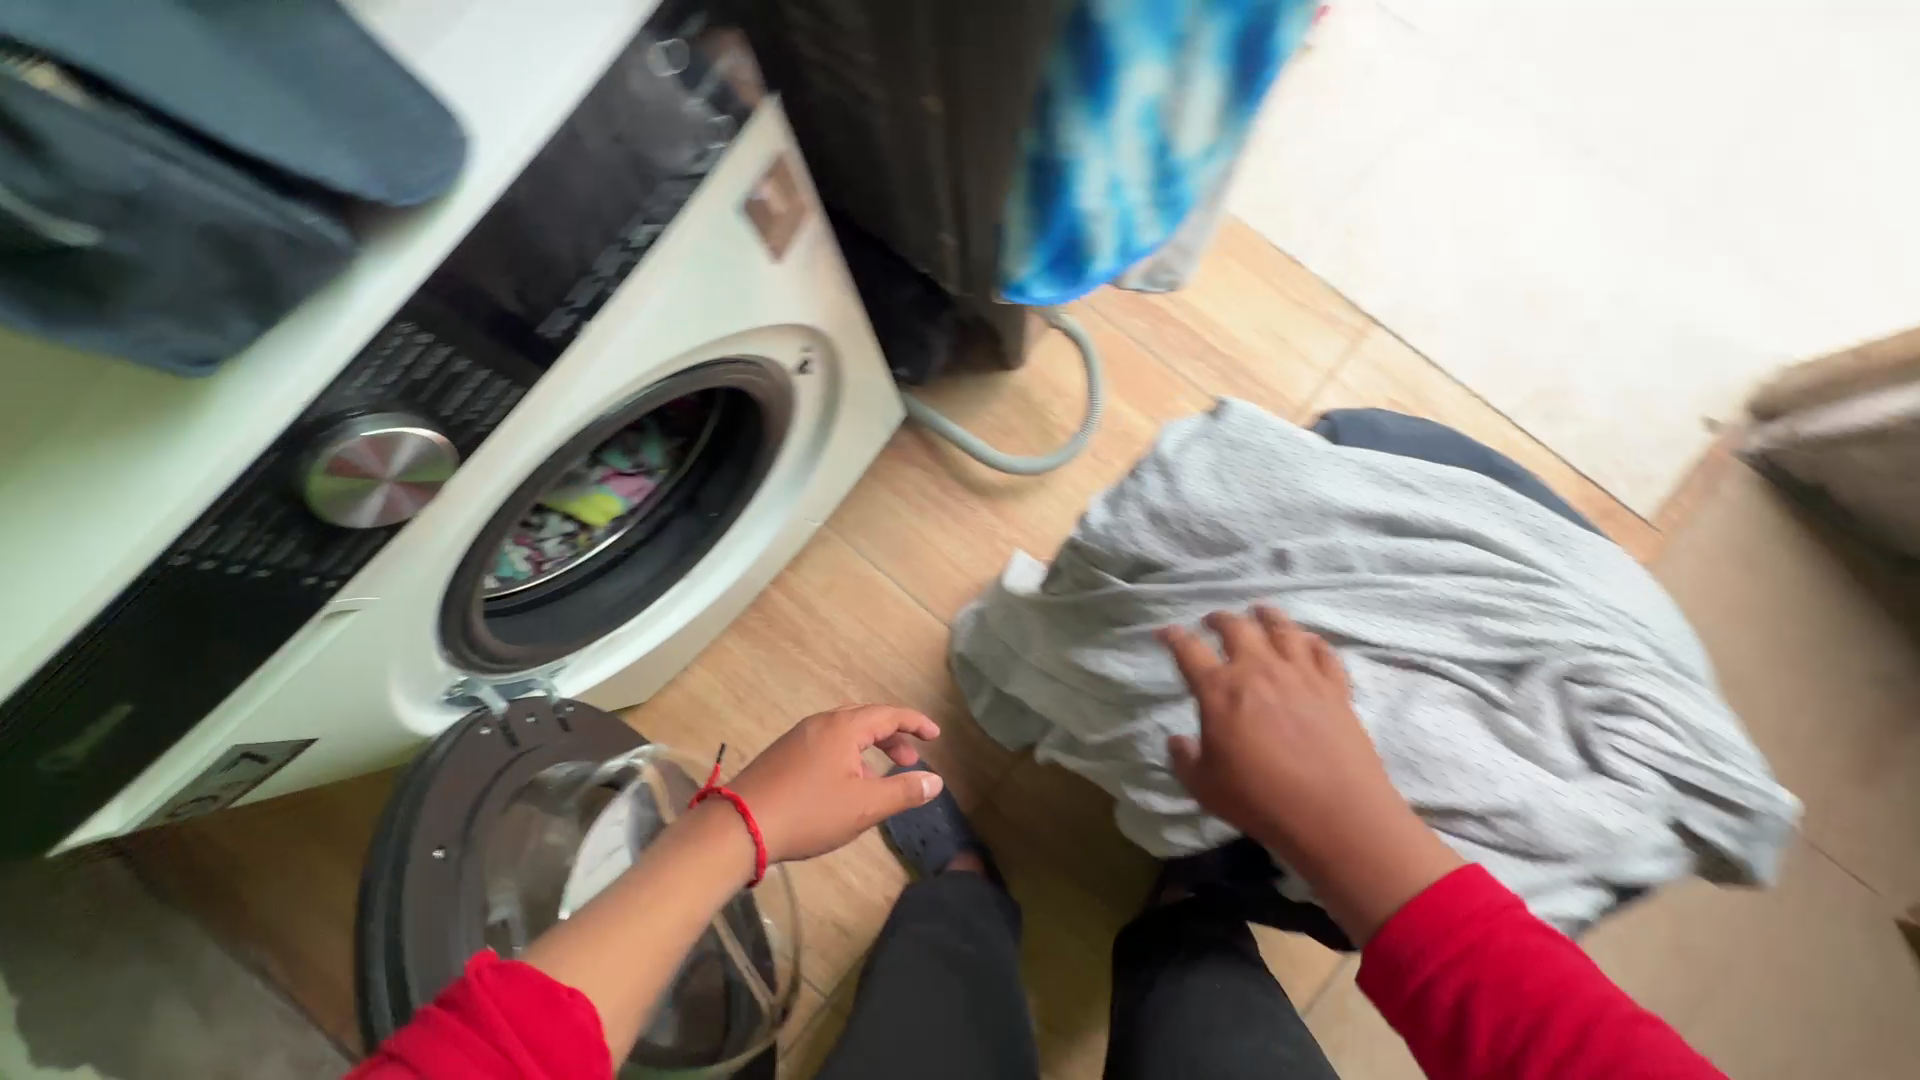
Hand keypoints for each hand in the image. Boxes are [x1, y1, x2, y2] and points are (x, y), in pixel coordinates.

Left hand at [725, 705, 943, 863]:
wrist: (740, 826)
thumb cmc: (809, 812)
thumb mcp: (864, 806)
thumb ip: (903, 792)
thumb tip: (935, 780)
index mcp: (843, 727)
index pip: (889, 714)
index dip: (916, 723)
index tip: (935, 735)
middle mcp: (821, 723)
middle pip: (866, 719)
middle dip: (892, 737)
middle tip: (909, 760)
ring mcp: (798, 738)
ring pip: (844, 733)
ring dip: (869, 749)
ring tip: (880, 779)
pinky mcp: (783, 755)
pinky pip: (826, 744)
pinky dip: (847, 756)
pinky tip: (845, 786)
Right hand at [1160, 606, 1396, 855]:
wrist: (1335, 814)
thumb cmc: (1260, 801)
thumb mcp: (1204, 787)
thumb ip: (1184, 758)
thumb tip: (1178, 741)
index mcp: (1220, 690)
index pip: (1188, 650)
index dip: (1172, 637)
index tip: (1164, 632)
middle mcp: (1259, 671)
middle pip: (1236, 627)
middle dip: (1219, 619)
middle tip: (1211, 620)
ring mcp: (1301, 675)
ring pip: (1282, 628)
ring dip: (1266, 616)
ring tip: (1259, 611)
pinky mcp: (1335, 688)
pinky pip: (1323, 651)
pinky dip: (1310, 640)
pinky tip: (1306, 641)